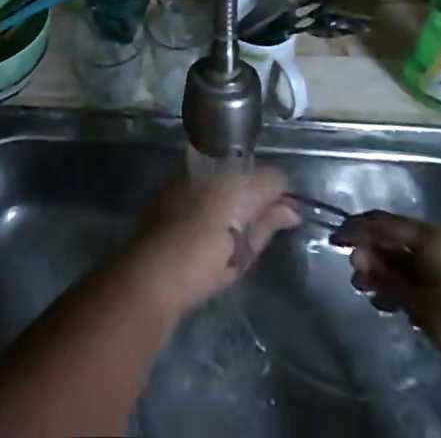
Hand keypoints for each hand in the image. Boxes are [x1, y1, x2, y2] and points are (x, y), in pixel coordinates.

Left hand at [122, 165, 300, 315]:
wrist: (149, 271)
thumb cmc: (201, 269)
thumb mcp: (243, 254)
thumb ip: (268, 224)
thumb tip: (292, 210)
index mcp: (237, 186)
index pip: (275, 176)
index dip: (283, 196)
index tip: (282, 217)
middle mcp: (216, 170)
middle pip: (250, 171)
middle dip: (258, 192)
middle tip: (256, 224)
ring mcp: (192, 171)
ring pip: (227, 171)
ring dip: (235, 190)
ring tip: (232, 223)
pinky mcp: (174, 179)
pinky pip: (205, 176)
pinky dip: (214, 190)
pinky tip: (209, 216)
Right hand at [332, 212, 440, 437]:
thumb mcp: (423, 308)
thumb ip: (387, 278)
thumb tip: (356, 254)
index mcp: (438, 237)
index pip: (385, 223)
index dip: (355, 230)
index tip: (331, 241)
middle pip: (402, 238)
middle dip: (374, 255)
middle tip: (354, 280)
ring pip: (418, 257)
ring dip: (393, 273)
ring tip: (374, 297)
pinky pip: (436, 270)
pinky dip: (415, 283)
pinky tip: (404, 306)